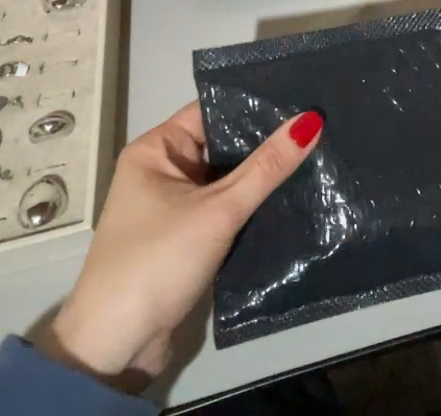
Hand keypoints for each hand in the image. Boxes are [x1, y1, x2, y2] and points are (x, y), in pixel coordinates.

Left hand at [40, 102, 322, 386]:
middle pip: (225, 143)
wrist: (116, 347)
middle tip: (324, 121)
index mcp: (157, 150)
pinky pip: (230, 206)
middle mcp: (165, 170)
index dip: (256, 101)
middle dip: (268, 138)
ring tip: (321, 149)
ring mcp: (178, 204)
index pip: (213, 110)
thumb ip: (267, 167)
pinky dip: (256, 201)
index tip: (304, 93)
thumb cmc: (157, 263)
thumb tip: (312, 119)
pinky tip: (296, 191)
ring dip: (265, 172)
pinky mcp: (192, 235)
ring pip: (231, 176)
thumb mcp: (218, 211)